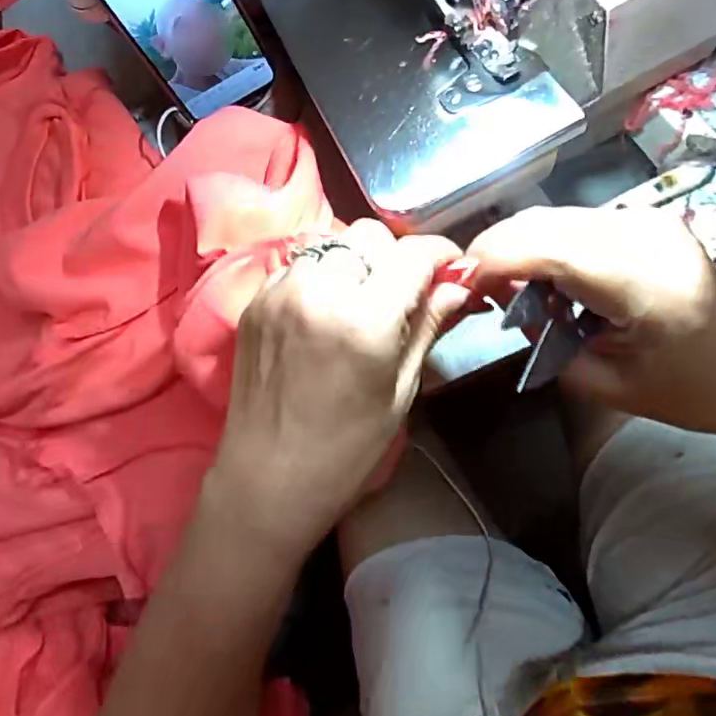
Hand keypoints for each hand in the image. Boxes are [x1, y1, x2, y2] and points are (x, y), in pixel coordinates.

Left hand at [209, 221, 471, 555]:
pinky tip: (325, 310)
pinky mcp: (256, 300)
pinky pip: (299, 264)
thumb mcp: (400, 391)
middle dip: (395, 256)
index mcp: (362, 319)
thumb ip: (427, 326)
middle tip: (403, 292)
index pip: (412, 254)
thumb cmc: (346, 450)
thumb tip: (459, 284)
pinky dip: (321, 274)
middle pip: (369, 236)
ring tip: (361, 300)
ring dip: (356, 262)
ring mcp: (280, 290)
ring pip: (332, 243)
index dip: (440, 254)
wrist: (266, 478)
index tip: (450, 269)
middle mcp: (318, 290)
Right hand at [465, 206, 715, 443]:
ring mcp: (647, 219)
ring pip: (551, 217)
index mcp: (650, 286)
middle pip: (543, 224)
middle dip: (497, 251)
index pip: (551, 249)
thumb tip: (504, 297)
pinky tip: (542, 275)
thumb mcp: (607, 384)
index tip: (462, 283)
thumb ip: (546, 339)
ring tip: (508, 287)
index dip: (495, 259)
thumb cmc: (694, 390)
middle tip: (477, 289)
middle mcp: (648, 236)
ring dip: (518, 246)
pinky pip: (570, 221)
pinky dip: (542, 243)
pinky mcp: (642, 216)